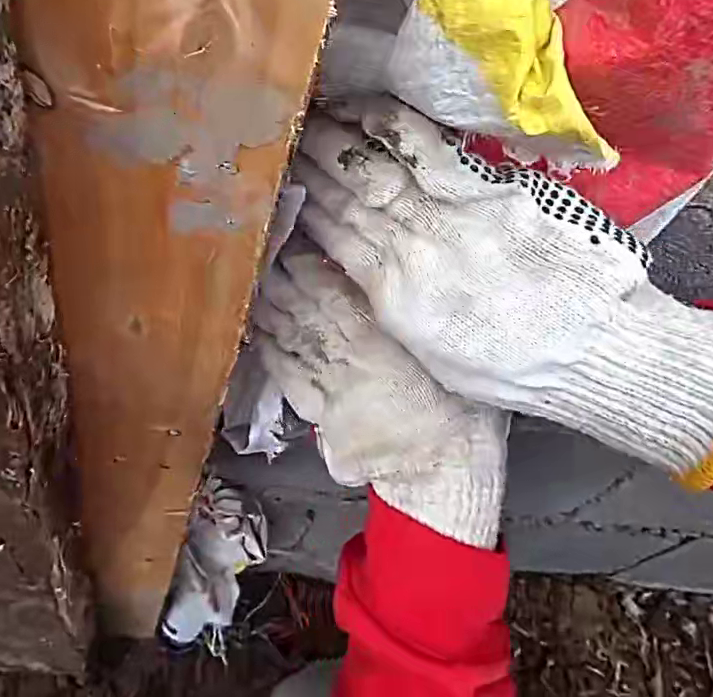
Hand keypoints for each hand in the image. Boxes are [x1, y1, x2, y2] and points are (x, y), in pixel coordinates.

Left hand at [251, 244, 509, 547]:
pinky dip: (268, 349)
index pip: (330, 291)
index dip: (308, 265)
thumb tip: (373, 279)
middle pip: (302, 309)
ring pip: (288, 336)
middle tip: (267, 248)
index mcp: (375, 337)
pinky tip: (257, 330)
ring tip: (256, 279)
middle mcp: (344, 356)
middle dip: (282, 277)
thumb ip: (404, 315)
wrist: (439, 471)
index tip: (296, 240)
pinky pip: (284, 373)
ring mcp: (325, 386)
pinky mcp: (316, 413)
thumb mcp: (441, 351)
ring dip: (270, 307)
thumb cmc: (456, 407)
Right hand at [291, 97, 712, 486]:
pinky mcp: (484, 193)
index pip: (334, 239)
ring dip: (338, 141)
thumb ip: (395, 309)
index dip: (306, 206)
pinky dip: (391, 126)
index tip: (289, 181)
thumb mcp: (437, 358)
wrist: (593, 351)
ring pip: (373, 172)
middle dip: (312, 164)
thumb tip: (365, 272)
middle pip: (346, 199)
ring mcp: (444, 218)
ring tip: (313, 116)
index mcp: (393, 297)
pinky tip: (365, 107)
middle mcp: (407, 251)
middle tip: (287, 136)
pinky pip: (426, 151)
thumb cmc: (518, 368)